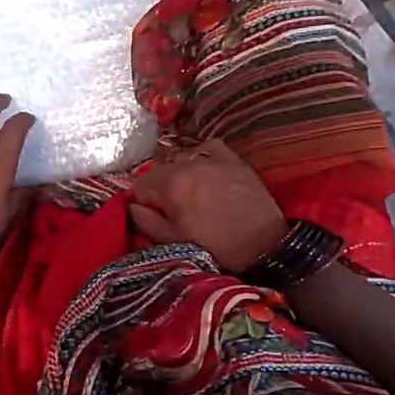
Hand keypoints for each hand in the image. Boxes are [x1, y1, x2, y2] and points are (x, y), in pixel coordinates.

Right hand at [129, 139, 288, 271]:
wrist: (263, 246)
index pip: (139, 185)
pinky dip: (202, 155)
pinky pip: (210, 147)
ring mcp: (213, 159)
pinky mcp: (234, 160)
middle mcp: (189, 164)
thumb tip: (130, 207)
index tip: (148, 214)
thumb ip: (146, 221)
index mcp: (171, 185)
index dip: (139, 201)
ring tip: (188, 193)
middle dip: (158, 187)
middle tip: (169, 208)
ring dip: (179, 173)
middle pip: (160, 170)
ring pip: (183, 158)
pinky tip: (205, 170)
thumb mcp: (173, 240)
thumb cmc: (215, 247)